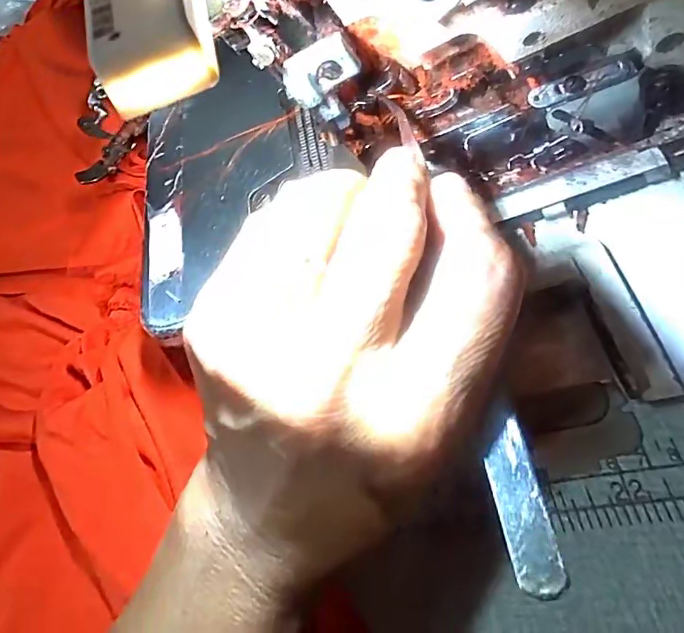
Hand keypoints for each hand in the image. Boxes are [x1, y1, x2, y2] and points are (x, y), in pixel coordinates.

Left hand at [180, 147, 523, 601]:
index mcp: (415, 415)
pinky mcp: (208, 315)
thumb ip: (472, 308)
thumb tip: (450, 192)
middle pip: (390, 223)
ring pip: (322, 199)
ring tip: (355, 219)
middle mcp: (331, 375)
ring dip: (351, 191)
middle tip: (409, 174)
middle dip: (407, 180)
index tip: (457, 193)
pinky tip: (312, 242)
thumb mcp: (456, 415)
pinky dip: (303, 209)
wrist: (266, 510)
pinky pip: (272, 214)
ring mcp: (256, 341)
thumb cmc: (377, 464)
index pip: (475, 274)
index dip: (473, 216)